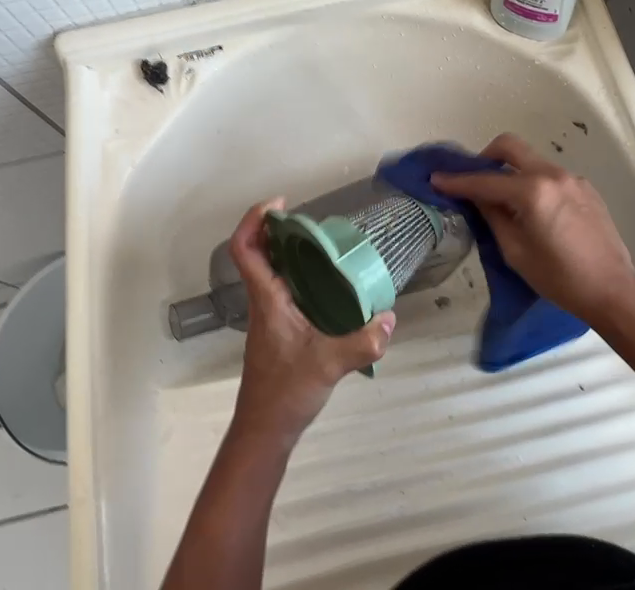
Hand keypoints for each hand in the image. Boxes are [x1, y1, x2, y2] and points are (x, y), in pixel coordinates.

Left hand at [226, 200, 394, 446]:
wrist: (264, 430)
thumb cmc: (286, 392)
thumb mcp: (330, 365)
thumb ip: (362, 342)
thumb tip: (389, 318)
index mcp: (267, 300)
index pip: (245, 249)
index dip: (254, 220)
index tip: (280, 204)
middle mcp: (264, 302)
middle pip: (259, 254)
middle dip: (279, 230)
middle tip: (313, 223)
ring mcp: (269, 317)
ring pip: (271, 272)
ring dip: (290, 253)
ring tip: (327, 248)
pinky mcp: (279, 330)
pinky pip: (284, 290)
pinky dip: (301, 277)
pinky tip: (331, 286)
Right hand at [431, 133, 634, 326]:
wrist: (612, 289)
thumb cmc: (560, 279)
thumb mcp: (515, 251)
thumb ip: (493, 217)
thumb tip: (477, 197)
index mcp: (533, 191)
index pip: (485, 181)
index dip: (457, 181)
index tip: (436, 179)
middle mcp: (553, 175)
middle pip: (510, 147)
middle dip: (485, 157)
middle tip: (473, 179)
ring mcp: (572, 179)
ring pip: (532, 160)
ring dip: (511, 172)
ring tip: (503, 202)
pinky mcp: (585, 188)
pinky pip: (550, 176)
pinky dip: (533, 183)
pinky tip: (533, 212)